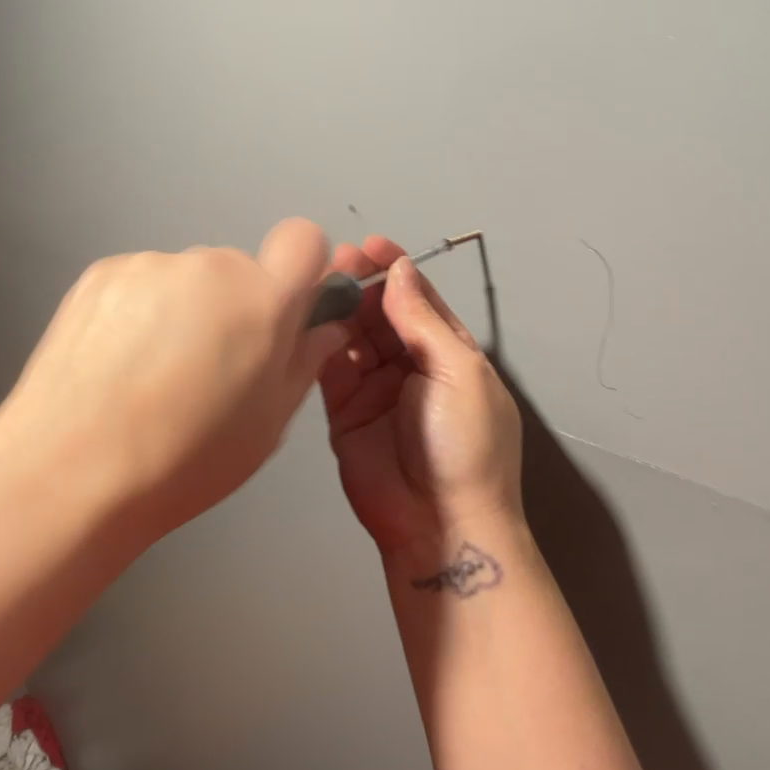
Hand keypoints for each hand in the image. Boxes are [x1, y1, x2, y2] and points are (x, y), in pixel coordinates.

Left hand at [0, 219, 348, 539]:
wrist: (70, 471)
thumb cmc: (183, 461)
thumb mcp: (268, 426)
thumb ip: (304, 363)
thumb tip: (322, 328)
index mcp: (262, 301)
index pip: (305, 240)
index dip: (303, 271)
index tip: (286, 312)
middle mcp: (209, 267)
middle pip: (240, 269)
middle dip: (237, 307)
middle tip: (212, 370)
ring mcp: (150, 266)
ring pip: (188, 279)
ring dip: (186, 310)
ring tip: (154, 374)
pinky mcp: (101, 274)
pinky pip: (143, 283)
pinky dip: (141, 312)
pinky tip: (120, 364)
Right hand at [319, 236, 521, 552]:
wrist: (439, 524)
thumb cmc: (465, 445)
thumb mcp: (458, 374)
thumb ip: (424, 321)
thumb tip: (399, 270)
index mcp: (449, 352)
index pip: (420, 298)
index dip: (396, 268)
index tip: (370, 245)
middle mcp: (410, 364)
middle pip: (381, 312)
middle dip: (361, 284)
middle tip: (334, 262)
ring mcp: (374, 387)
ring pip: (351, 335)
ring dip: (337, 308)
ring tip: (314, 286)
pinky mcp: (343, 410)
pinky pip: (328, 367)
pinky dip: (317, 343)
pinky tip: (304, 321)